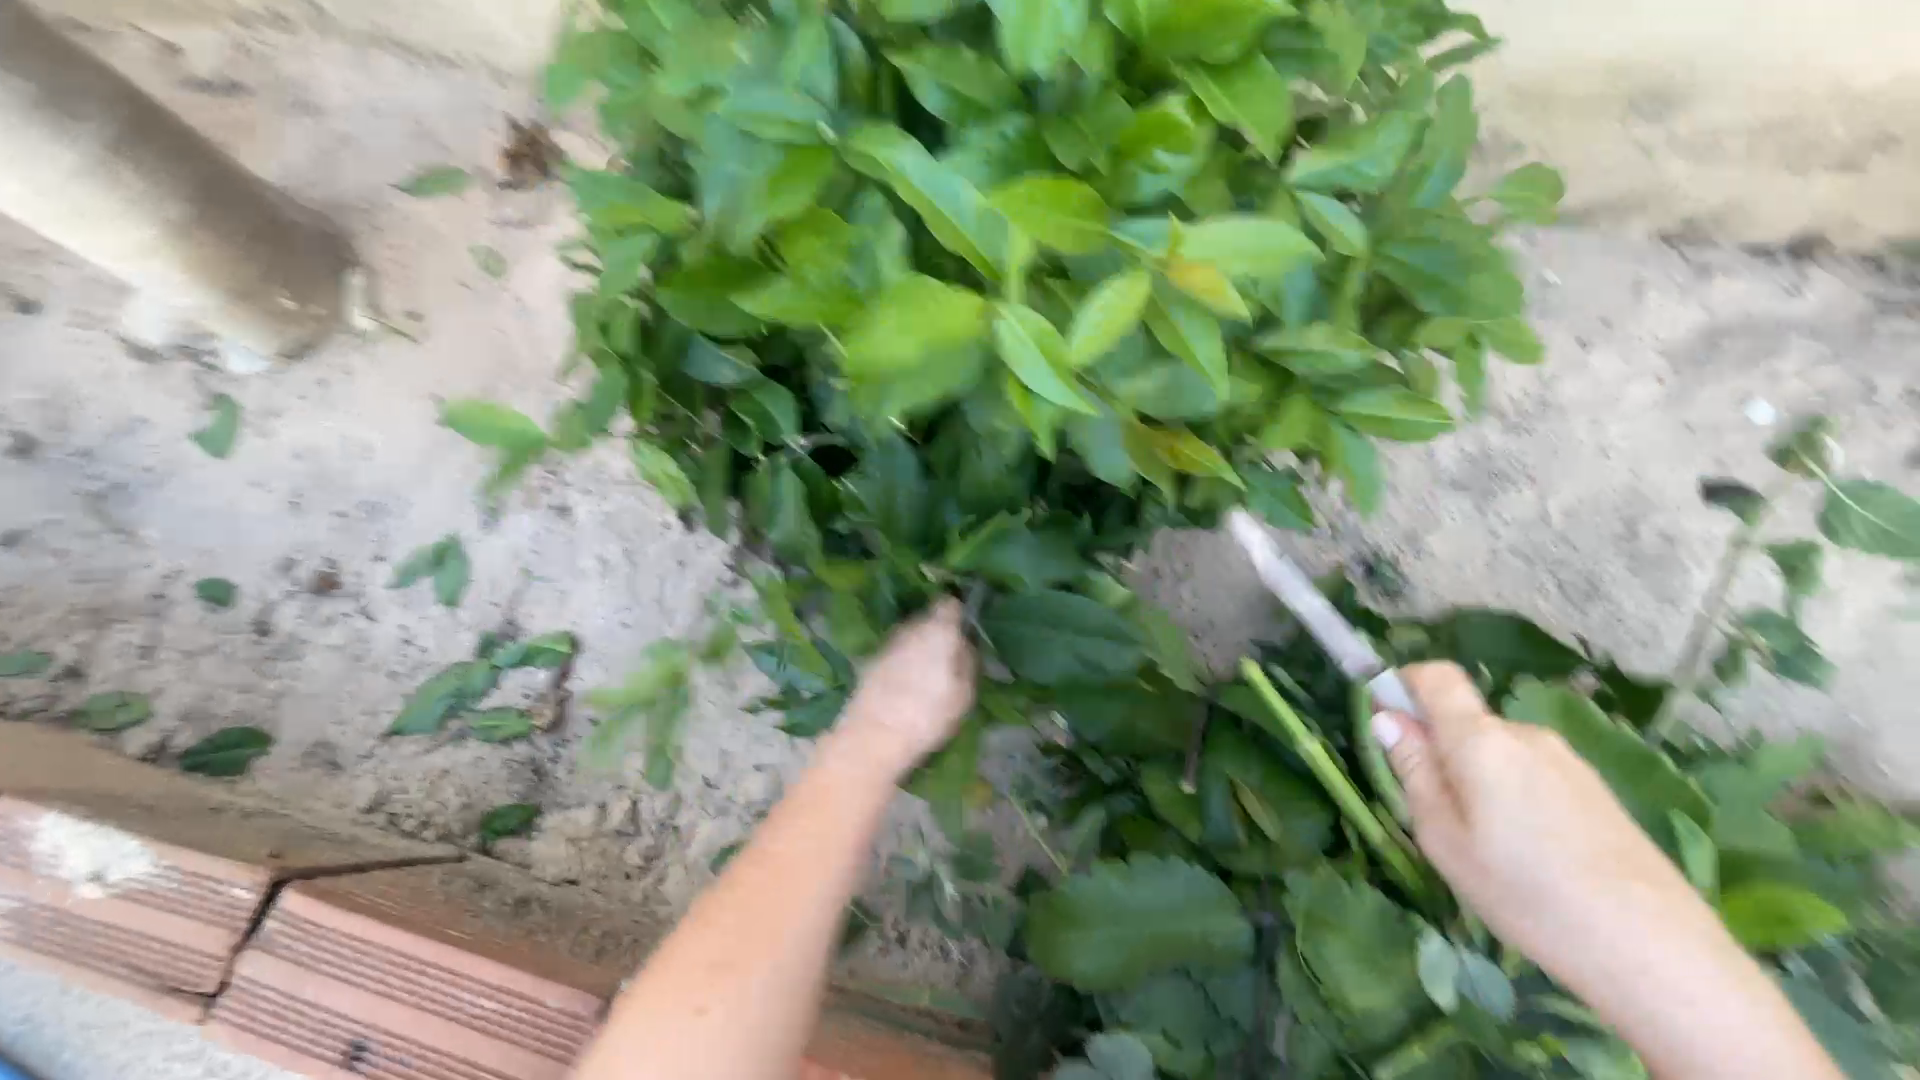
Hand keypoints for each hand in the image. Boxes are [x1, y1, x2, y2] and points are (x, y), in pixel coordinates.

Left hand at [828, 598, 975, 778]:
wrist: (872, 736)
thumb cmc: (927, 716)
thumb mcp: (964, 695)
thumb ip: (967, 662)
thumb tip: (964, 645)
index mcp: (938, 632)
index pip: (949, 604)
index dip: (957, 613)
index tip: (962, 628)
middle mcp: (911, 629)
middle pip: (928, 620)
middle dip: (938, 633)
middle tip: (947, 657)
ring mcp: (888, 644)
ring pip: (910, 636)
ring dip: (918, 648)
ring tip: (926, 675)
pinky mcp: (871, 660)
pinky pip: (895, 653)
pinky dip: (902, 662)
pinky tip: (905, 685)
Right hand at [1374, 663, 1707, 979]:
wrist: (1656, 950)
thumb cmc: (1525, 892)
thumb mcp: (1444, 838)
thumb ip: (1414, 771)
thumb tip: (1388, 718)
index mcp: (1482, 739)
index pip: (1438, 676)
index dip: (1405, 684)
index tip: (1388, 723)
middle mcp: (1527, 735)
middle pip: (1467, 722)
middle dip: (1441, 752)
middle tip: (1436, 817)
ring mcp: (1568, 761)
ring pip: (1499, 753)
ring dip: (1479, 780)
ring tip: (1488, 849)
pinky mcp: (1597, 791)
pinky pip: (1533, 775)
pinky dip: (1514, 798)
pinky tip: (1532, 857)